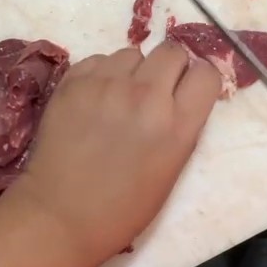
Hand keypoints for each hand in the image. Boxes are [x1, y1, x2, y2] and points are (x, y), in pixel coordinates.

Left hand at [2, 43, 221, 265]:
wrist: (60, 216)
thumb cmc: (122, 208)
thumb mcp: (170, 169)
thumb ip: (181, 126)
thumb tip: (179, 95)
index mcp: (177, 125)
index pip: (206, 74)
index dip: (198, 80)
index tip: (188, 90)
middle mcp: (146, 95)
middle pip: (171, 50)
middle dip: (168, 67)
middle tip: (155, 90)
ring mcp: (106, 84)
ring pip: (132, 53)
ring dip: (132, 70)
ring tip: (118, 98)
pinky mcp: (74, 81)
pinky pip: (99, 59)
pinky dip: (101, 74)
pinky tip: (93, 100)